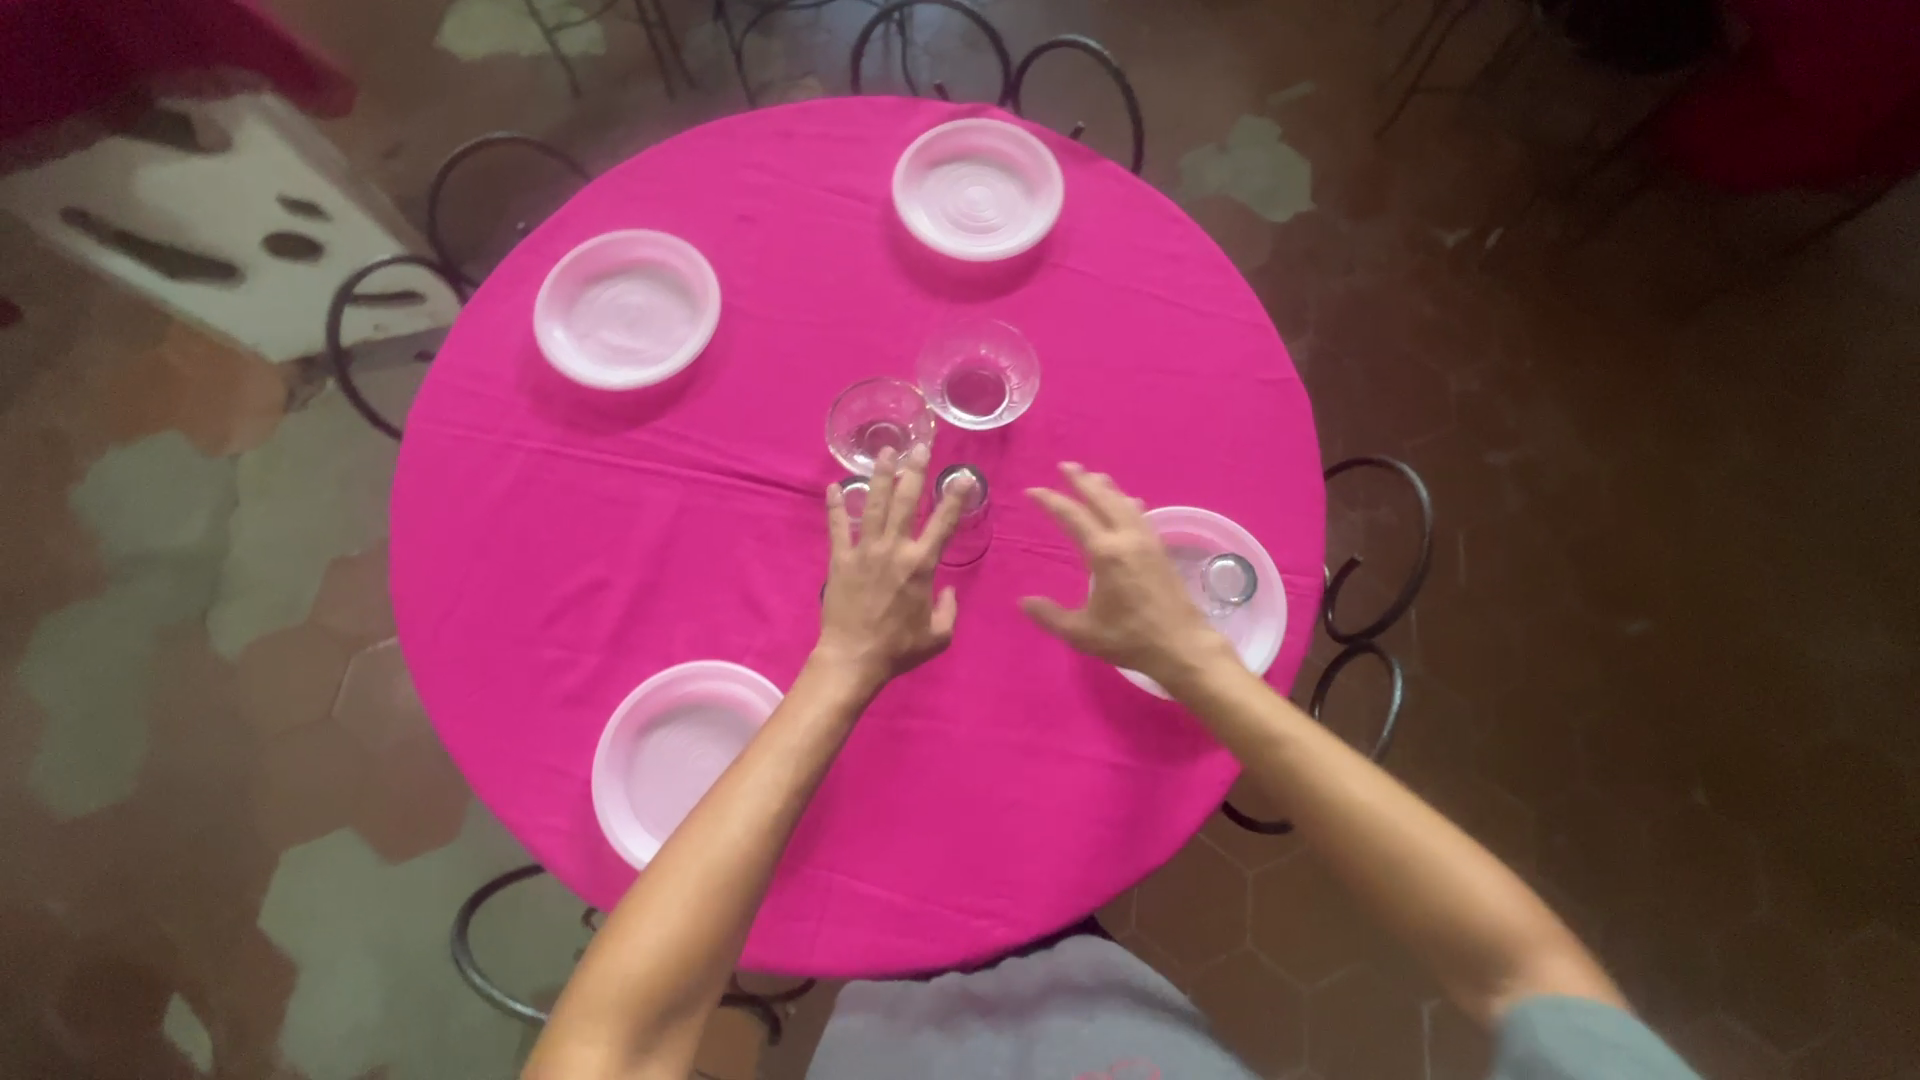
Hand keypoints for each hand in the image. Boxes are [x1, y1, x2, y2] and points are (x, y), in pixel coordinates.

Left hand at [814, 445, 971, 693]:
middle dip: (914, 471)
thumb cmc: (899, 649)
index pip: (943, 523)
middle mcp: (894, 549)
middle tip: (920, 447)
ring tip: (884, 452)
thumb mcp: (938, 637)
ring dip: (880, 477)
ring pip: (873, 505)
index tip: (962, 477)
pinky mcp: (840, 559)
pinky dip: (836, 506)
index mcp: (921, 565)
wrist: (854, 658)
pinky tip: (834, 486)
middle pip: (906, 501)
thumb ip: (948, 610)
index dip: (955, 498)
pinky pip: (838, 527)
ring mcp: (865, 551)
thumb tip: (947, 591)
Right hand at [1020, 463, 1235, 691]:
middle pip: (1102, 499)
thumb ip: (1050, 616)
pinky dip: (1126, 503)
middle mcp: (1127, 539)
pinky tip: (1128, 503)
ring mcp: (1147, 542)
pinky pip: (1139, 516)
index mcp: (1105, 554)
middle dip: (1081, 480)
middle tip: (1065, 466)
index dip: (1051, 501)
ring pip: (1124, 503)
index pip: (1073, 517)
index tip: (1032, 492)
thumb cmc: (1130, 639)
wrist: (1182, 646)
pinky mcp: (1160, 551)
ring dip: (1106, 488)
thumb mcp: (1082, 633)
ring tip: (1093, 476)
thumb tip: (1024, 601)